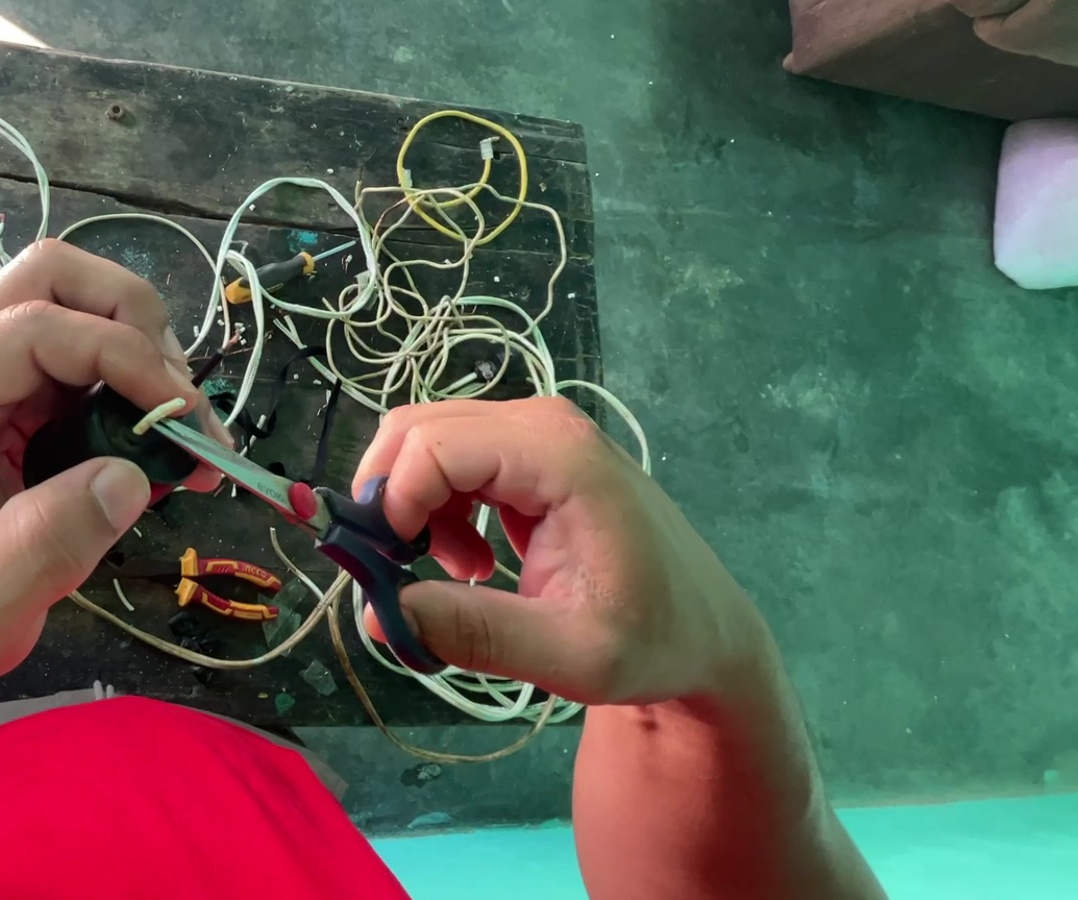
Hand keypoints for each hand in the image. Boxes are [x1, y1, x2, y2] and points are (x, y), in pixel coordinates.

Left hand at [0, 239, 219, 681]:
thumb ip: (43, 547)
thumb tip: (128, 475)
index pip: (32, 328)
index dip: (121, 356)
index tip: (183, 422)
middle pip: (52, 276)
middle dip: (135, 321)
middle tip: (180, 405)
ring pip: (79, 297)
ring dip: (148, 345)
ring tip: (183, 428)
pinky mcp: (22, 383)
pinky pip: (92, 342)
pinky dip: (142, 374)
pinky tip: (162, 435)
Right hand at [355, 397, 767, 705]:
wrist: (703, 627)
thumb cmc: (652, 639)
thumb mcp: (572, 656)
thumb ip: (476, 633)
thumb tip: (374, 614)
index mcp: (559, 454)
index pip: (434, 446)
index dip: (395, 501)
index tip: (393, 564)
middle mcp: (538, 421)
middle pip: (416, 431)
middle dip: (389, 498)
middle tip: (399, 563)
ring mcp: (528, 428)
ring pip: (419, 440)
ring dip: (409, 505)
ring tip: (451, 568)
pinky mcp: (519, 447)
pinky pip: (440, 455)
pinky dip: (429, 504)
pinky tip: (467, 555)